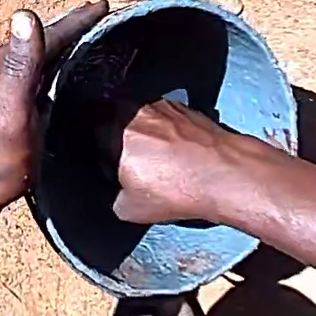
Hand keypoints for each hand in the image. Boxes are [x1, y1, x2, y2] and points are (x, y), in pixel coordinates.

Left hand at [0, 2, 107, 213]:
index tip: (102, 7)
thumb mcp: (11, 112)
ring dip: (61, 40)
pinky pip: (31, 67)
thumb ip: (21, 65)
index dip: (76, 21)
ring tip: (86, 30)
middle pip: (39, 38)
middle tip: (98, 13)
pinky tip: (62, 62)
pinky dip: (52, 58)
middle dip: (70, 25)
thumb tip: (25, 14)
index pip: (44, 34)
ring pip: (35, 52)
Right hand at [110, 99, 291, 224]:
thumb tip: (119, 191)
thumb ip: (113, 194)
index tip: (110, 165)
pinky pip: (167, 116)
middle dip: (121, 137)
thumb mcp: (129, 209)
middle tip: (134, 160)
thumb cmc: (179, 188)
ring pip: (142, 116)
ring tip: (162, 158)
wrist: (223, 173)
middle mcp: (136, 112)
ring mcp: (163, 106)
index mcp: (114, 132)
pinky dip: (169, 130)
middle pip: (116, 118)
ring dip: (146, 132)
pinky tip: (180, 151)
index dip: (99, 150)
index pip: (92, 132)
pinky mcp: (186, 107)